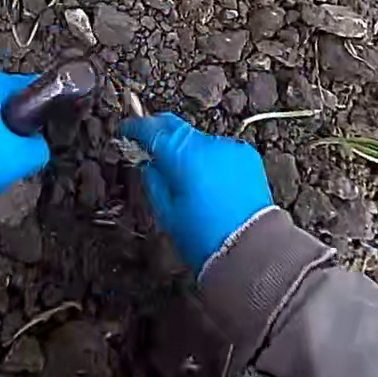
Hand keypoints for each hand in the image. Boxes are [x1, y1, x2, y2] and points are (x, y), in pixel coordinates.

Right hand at [125, 113, 273, 270]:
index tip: (126, 128)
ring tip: (183, 174)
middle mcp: (209, 145)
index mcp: (185, 158)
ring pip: (199, 139)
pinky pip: (220, 150)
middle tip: (147, 140)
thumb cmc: (206, 239)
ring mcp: (230, 147)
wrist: (251, 249)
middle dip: (160, 130)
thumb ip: (154, 181)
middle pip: (178, 127)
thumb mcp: (168, 214)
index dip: (136, 127)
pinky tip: (208, 180)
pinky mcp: (246, 154)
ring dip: (188, 149)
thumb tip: (148, 164)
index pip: (154, 131)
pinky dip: (210, 159)